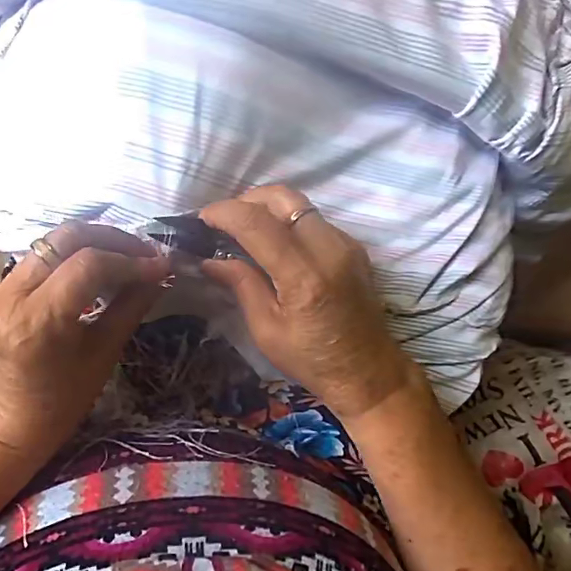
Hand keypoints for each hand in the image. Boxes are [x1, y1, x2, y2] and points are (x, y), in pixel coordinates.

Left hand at [0, 222, 171, 456]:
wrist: (14, 421)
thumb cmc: (64, 400)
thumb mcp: (104, 353)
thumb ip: (130, 306)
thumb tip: (159, 273)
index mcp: (39, 320)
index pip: (88, 265)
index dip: (130, 260)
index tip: (161, 265)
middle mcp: (13, 295)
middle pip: (67, 239)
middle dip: (113, 239)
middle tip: (145, 253)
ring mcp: (1, 289)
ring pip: (54, 241)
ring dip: (95, 242)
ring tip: (128, 257)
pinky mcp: (1, 288)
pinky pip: (43, 256)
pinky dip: (75, 254)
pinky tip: (101, 267)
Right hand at [200, 186, 423, 420]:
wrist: (367, 372)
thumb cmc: (312, 360)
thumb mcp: (266, 330)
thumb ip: (242, 285)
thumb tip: (210, 260)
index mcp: (304, 276)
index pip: (257, 223)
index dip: (224, 212)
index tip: (202, 219)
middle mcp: (329, 250)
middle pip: (282, 197)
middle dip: (247, 200)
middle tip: (225, 220)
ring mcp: (346, 245)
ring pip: (300, 204)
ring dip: (268, 208)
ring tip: (246, 229)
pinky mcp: (354, 247)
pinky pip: (315, 219)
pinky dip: (289, 221)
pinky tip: (275, 243)